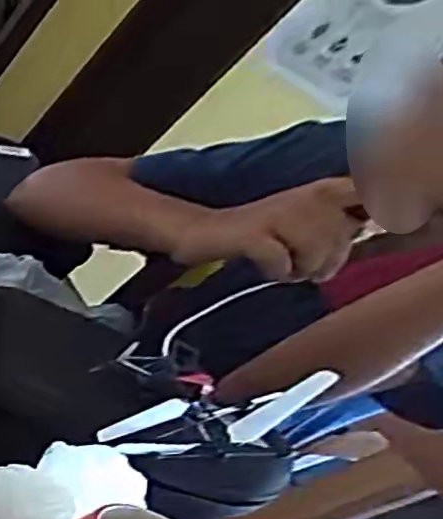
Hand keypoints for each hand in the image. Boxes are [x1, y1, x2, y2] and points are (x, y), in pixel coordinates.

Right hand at [172, 177, 367, 281]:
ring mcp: (279, 216)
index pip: (370, 200)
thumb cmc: (251, 231)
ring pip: (314, 247)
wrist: (195, 231)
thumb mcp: (300, 220)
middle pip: (342, 233)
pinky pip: (279, 258)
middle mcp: (310, 198)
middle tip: (316, 274)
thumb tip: (357, 239)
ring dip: (306, 268)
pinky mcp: (253, 236)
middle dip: (332, 259)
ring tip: (294, 276)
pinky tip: (272, 275)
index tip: (354, 240)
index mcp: (327, 190)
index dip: (375, 219)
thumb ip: (332, 223)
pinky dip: (279, 271)